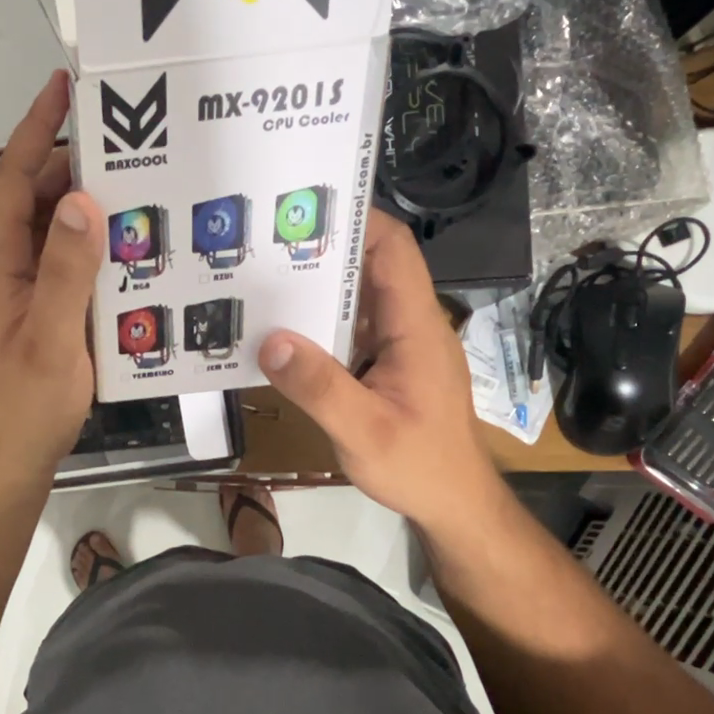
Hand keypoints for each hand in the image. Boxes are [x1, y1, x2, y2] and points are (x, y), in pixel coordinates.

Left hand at [0, 71, 104, 473]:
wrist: (22, 452)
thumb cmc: (30, 401)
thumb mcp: (52, 337)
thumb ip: (66, 272)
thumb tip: (81, 201)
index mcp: (2, 263)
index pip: (14, 181)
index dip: (34, 131)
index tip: (63, 88)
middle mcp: (15, 266)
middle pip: (41, 197)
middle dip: (77, 162)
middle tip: (130, 140)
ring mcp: (34, 288)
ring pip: (62, 228)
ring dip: (95, 204)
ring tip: (144, 181)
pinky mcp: (55, 308)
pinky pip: (79, 260)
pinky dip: (104, 244)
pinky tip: (140, 242)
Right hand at [258, 211, 503, 532]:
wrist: (453, 503)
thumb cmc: (419, 466)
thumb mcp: (365, 431)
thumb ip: (319, 387)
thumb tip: (271, 341)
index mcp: (416, 327)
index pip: (393, 251)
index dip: (357, 222)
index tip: (305, 209)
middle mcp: (410, 326)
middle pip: (370, 269)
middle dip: (321, 252)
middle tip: (263, 245)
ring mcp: (399, 347)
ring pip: (357, 300)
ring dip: (315, 290)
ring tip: (260, 281)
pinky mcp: (387, 367)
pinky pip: (350, 331)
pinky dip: (317, 326)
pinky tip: (279, 334)